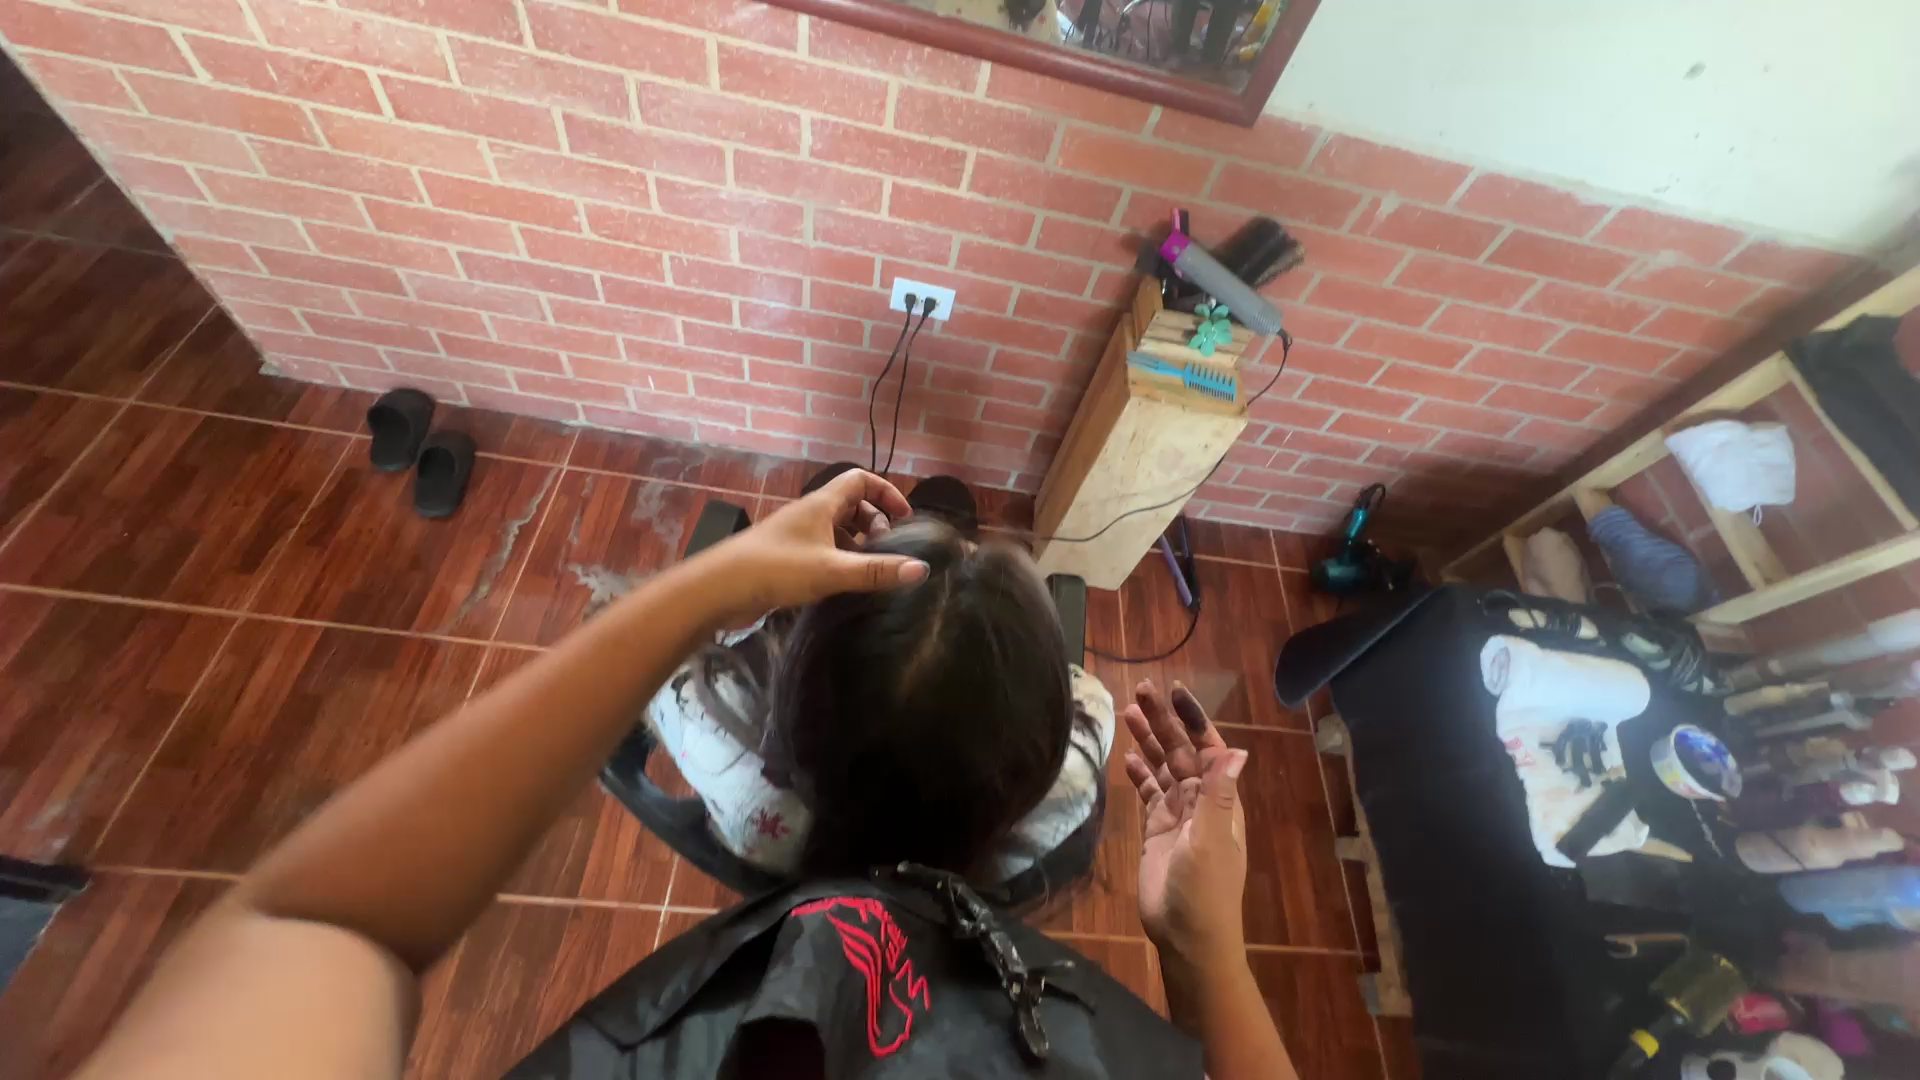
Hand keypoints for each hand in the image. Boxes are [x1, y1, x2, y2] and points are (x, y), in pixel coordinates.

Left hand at [692, 468, 927, 626]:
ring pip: (837, 529)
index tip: (905, 519)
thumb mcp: (832, 570)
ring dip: (857, 543)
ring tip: (870, 569)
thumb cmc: (777, 569)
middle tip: (887, 549)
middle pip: (851, 505)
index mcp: (822, 504)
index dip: (887, 493)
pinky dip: (839, 560)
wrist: (719, 589)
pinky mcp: (787, 558)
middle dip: (875, 522)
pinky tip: (844, 584)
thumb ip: (877, 571)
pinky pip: (823, 549)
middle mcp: (810, 514)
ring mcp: (797, 536)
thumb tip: (922, 569)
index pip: (861, 480)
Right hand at [1123, 679, 1249, 970]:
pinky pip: (1148, 792)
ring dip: (1147, 741)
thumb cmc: (1205, 891)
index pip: (1208, 748)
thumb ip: (1218, 794)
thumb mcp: (1212, 840)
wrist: (1188, 939)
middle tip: (1140, 691)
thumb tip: (1237, 750)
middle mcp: (1200, 801)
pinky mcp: (1156, 830)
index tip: (1174, 692)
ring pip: (1162, 767)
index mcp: (1220, 800)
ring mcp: (1177, 815)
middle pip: (1180, 751)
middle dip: (1162, 721)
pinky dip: (1139, 774)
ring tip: (1128, 711)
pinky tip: (1126, 757)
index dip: (1193, 720)